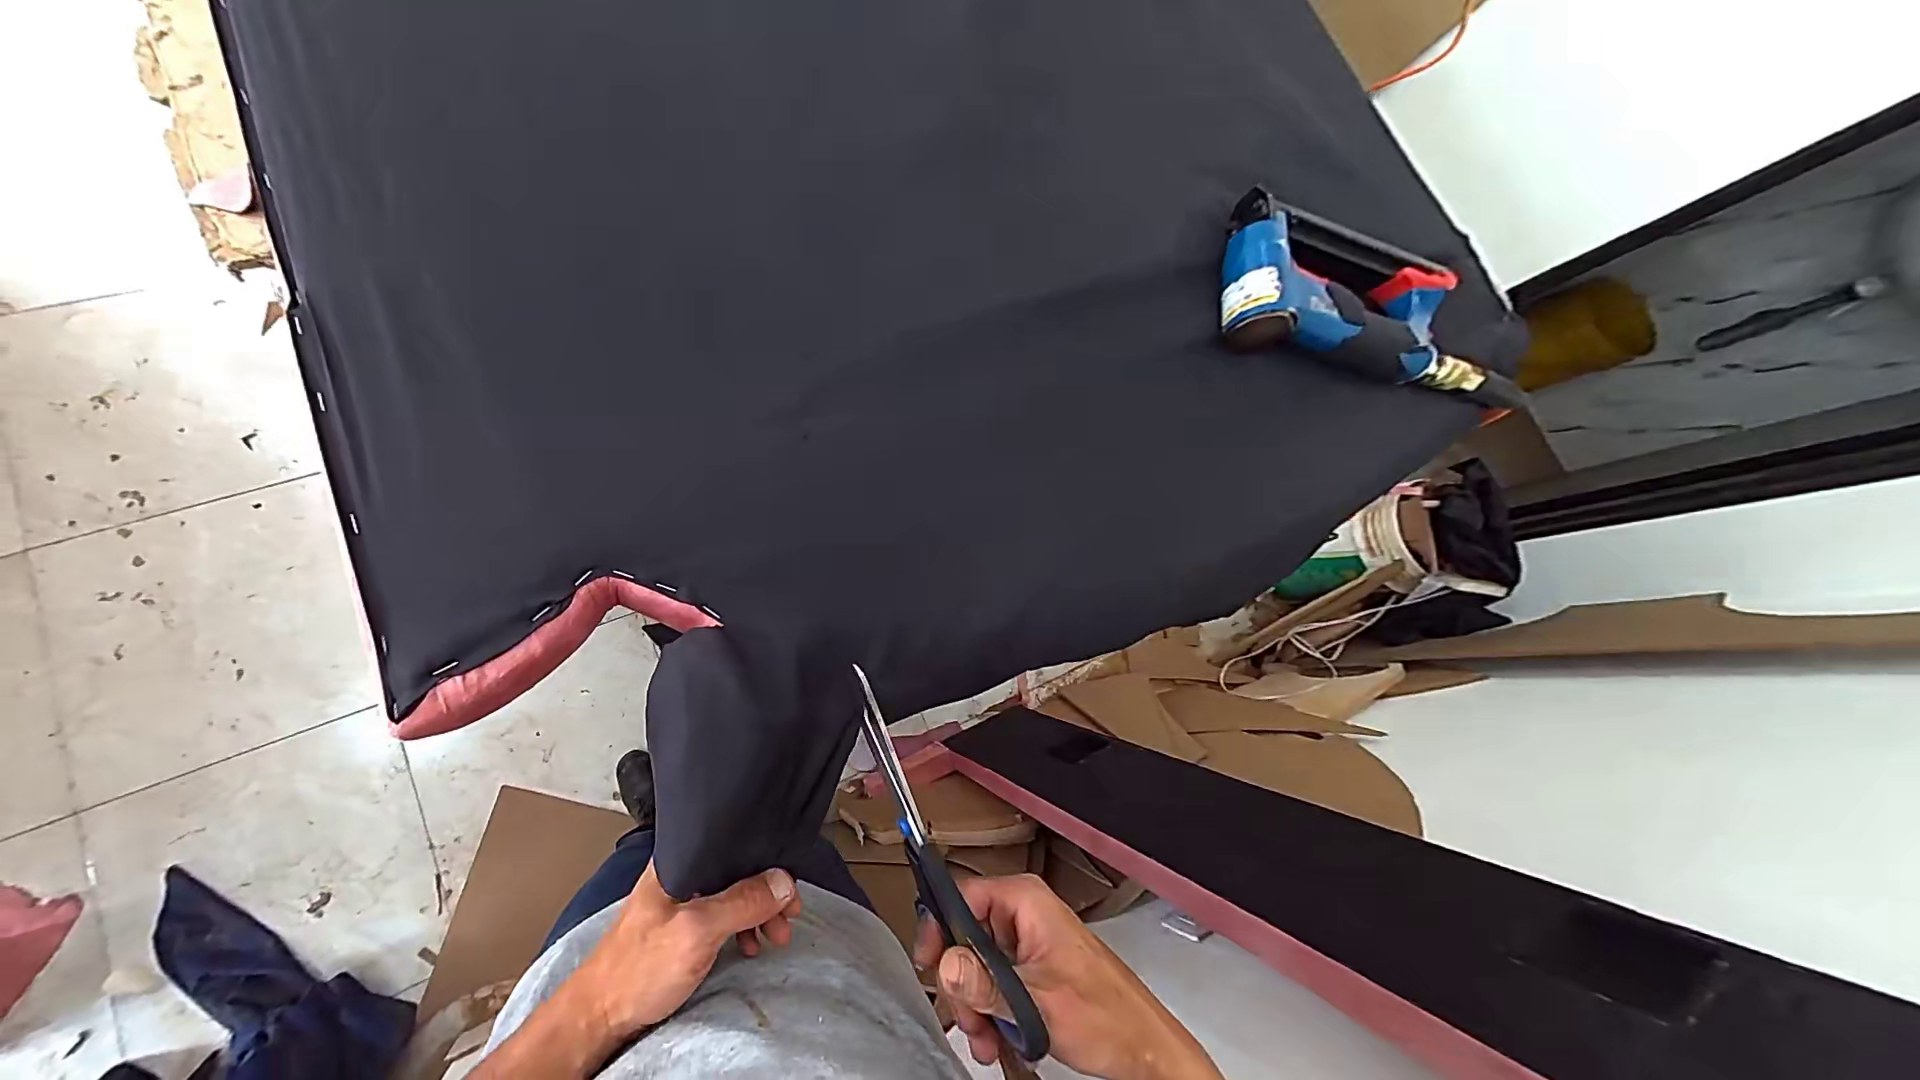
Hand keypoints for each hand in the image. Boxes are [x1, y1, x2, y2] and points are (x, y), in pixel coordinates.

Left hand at [572, 862, 801, 1035]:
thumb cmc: (635, 972)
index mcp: (679, 859)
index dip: (768, 863)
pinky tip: (749, 944)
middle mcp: (682, 872)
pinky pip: (724, 915)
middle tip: (787, 916)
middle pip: (739, 870)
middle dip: (768, 894)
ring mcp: (682, 899)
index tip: (789, 888)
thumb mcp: (698, 932)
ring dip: (759, 913)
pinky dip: (743, 927)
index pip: (735, 844)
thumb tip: (783, 882)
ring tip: (773, 936)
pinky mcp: (683, 924)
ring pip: (734, 894)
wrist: (596, 1020)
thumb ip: (741, 902)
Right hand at [913, 874, 1221, 1079]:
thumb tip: (946, 964)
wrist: (1142, 1048)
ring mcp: (1027, 938)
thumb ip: (986, 984)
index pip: (962, 896)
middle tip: (968, 1018)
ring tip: (987, 1037)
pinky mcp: (1030, 963)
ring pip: (977, 962)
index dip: (941, 928)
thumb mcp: (1036, 1002)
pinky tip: (997, 1036)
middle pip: (966, 934)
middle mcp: (1024, 912)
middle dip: (962, 983)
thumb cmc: (1107, 1016)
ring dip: (975, 1003)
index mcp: (1025, 900)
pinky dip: (989, 1008)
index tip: (930, 963)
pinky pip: (994, 978)